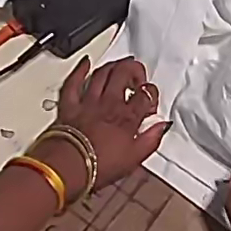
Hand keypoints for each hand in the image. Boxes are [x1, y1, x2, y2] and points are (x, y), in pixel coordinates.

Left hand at [39, 56, 168, 191]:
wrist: (68, 166)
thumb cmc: (99, 166)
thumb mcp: (134, 158)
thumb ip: (151, 139)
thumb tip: (162, 127)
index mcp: (127, 117)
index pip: (146, 94)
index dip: (151, 93)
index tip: (149, 101)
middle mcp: (109, 104)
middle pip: (124, 73)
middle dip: (134, 69)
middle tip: (137, 76)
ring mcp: (89, 102)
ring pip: (103, 73)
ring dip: (113, 66)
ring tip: (119, 66)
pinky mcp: (70, 105)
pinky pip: (74, 82)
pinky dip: (80, 70)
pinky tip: (85, 63)